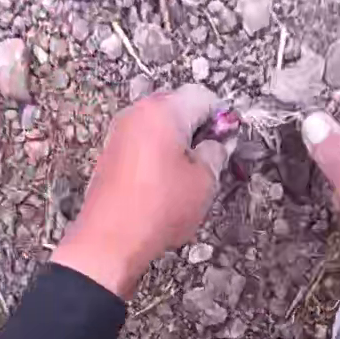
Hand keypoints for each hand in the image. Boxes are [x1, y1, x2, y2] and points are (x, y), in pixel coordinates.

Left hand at [51, 85, 230, 297]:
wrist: (110, 241)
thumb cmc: (157, 209)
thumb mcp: (204, 181)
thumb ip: (217, 153)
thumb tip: (219, 143)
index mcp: (163, 111)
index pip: (204, 96)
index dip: (223, 119)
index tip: (229, 142)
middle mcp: (138, 114)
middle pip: (179, 108)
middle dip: (200, 131)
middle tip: (213, 162)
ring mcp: (121, 133)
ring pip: (161, 128)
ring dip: (180, 146)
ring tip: (190, 180)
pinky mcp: (112, 156)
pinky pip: (145, 145)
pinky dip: (161, 158)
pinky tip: (168, 187)